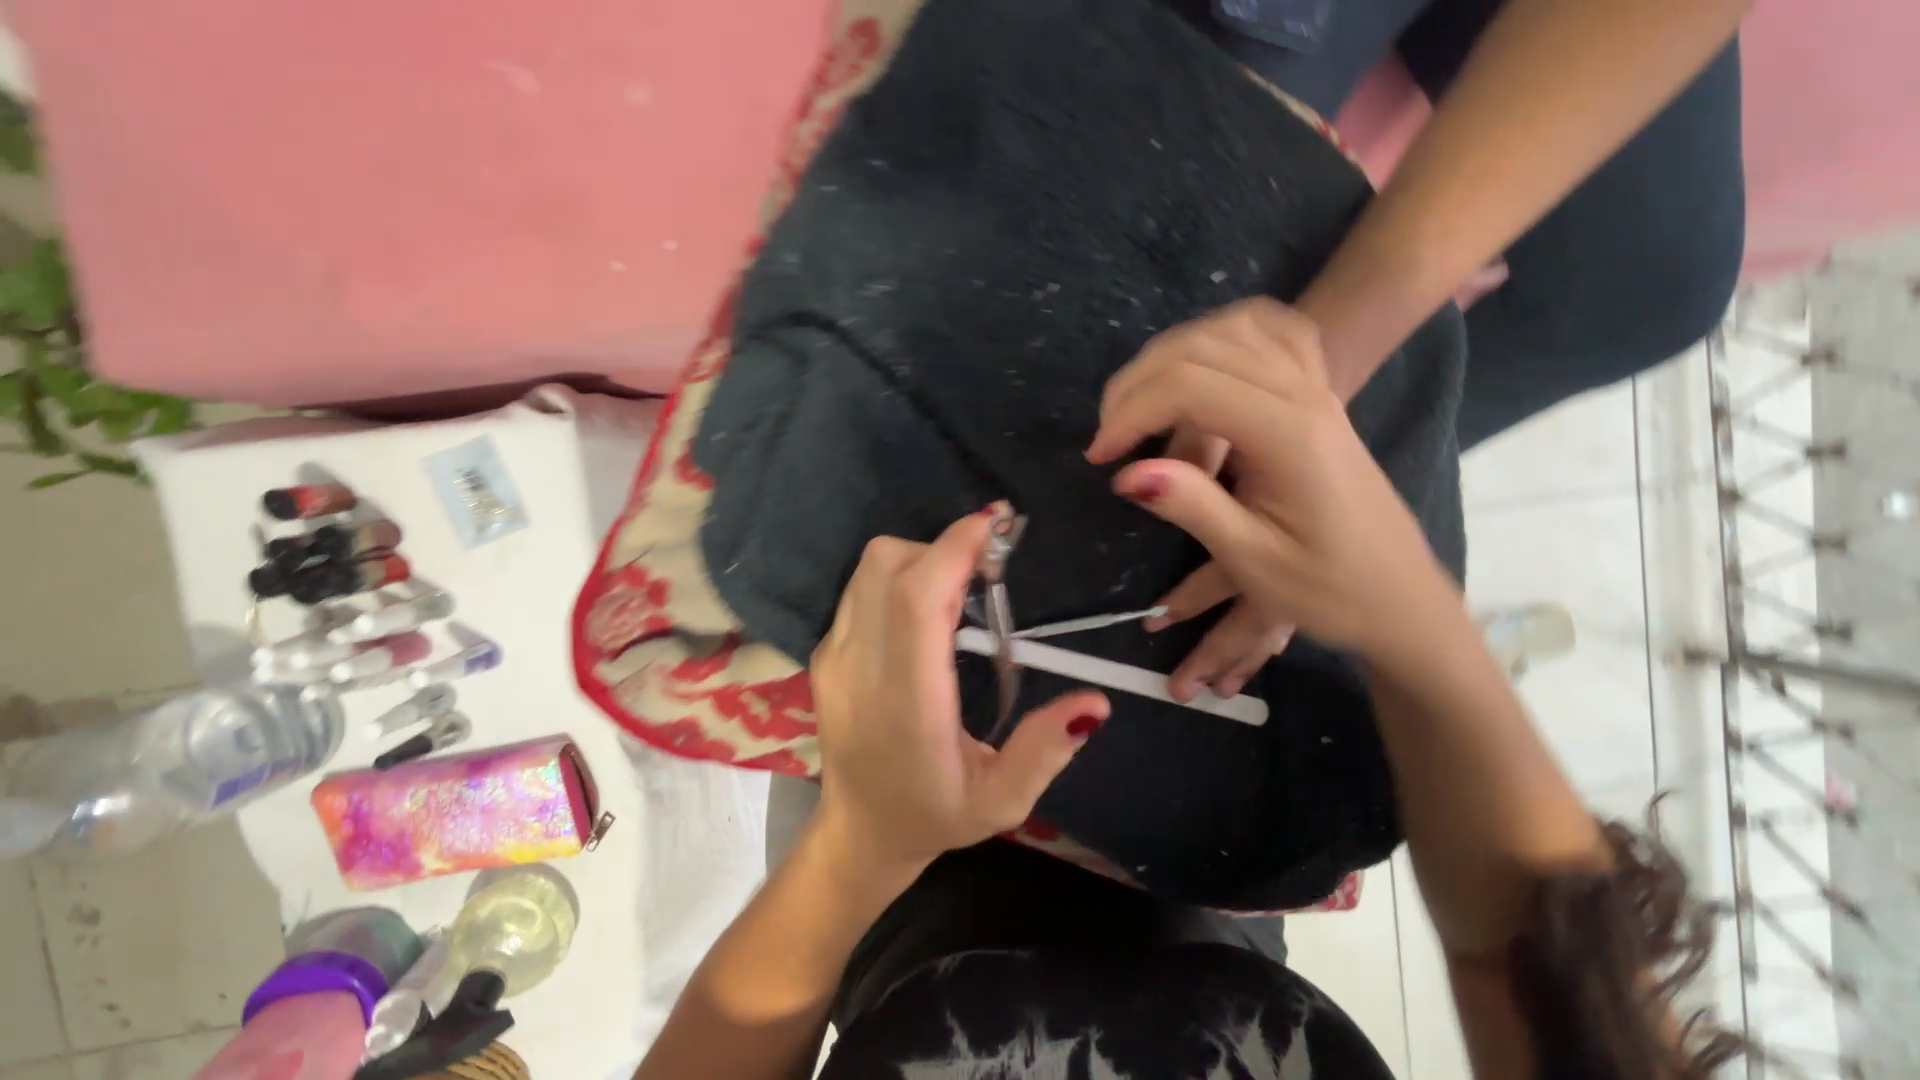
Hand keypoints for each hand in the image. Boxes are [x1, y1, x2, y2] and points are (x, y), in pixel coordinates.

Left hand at [809, 510, 1110, 871]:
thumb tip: (1095, 701)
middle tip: (989, 570)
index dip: (954, 550)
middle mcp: (859, 668)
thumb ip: (1044, 751)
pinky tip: (927, 615)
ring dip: (920, 561)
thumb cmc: (933, 815)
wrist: (858, 832)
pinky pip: (860, 589)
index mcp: (905, 704)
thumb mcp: (1001, 802)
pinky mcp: (825, 654)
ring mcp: (833, 657)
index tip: (996, 525)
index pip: (917, 599)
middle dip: (943, 548)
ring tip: (962, 591)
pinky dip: (897, 580)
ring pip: (869, 569)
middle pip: (887, 565)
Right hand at [1085, 298, 1452, 667]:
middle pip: (1202, 348)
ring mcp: (1316, 390)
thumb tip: (1127, 472)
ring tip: (1139, 403)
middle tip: (1107, 435)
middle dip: (1138, 383)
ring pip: (1231, 331)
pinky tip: (1202, 363)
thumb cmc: (1331, 590)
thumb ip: (1193, 508)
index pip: (1191, 387)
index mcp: (1289, 436)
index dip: (1132, 412)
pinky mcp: (1319, 396)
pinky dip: (1224, 336)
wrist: (1402, 598)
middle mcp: (1304, 396)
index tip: (1098, 457)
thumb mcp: (1256, 563)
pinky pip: (1271, 335)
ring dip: (1171, 355)